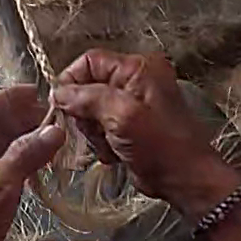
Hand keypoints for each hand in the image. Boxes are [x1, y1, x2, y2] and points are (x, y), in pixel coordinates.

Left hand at [0, 87, 66, 240]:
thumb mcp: (2, 184)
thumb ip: (28, 153)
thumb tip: (55, 130)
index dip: (13, 98)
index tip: (41, 93)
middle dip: (24, 117)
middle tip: (55, 116)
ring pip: (0, 138)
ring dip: (26, 134)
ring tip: (55, 132)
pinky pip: (2, 154)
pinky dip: (22, 151)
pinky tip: (43, 151)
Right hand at [50, 50, 240, 218]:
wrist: (183, 179)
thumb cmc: (160, 145)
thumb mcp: (121, 114)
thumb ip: (86, 98)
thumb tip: (57, 93)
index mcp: (137, 68)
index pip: (88, 61)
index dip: (71, 82)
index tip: (62, 107)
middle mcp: (134, 80)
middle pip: (87, 86)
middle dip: (84, 112)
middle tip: (96, 130)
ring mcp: (132, 103)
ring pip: (90, 109)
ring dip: (92, 131)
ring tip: (108, 144)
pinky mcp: (129, 124)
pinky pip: (100, 126)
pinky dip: (100, 140)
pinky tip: (113, 151)